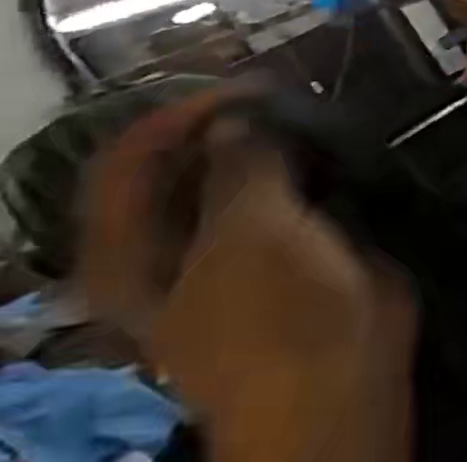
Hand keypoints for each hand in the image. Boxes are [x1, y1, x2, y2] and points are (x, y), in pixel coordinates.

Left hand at [80, 90, 417, 461]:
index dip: (175, 117)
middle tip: (272, 91)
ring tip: (299, 106)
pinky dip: (291, 160)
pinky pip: (275, 187)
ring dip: (260, 138)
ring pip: (231, 171)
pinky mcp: (276, 245)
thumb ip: (239, 166)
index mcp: (129, 251)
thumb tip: (235, 120)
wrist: (338, 376)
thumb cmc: (274, 315)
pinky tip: (320, 140)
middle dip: (222, 121)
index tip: (238, 90)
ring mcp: (224, 244)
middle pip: (179, 161)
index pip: (127, 160)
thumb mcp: (248, 232)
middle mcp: (167, 242)